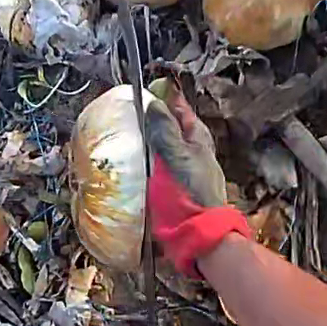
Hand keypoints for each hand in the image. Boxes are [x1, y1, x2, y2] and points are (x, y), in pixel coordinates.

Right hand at [144, 87, 250, 275]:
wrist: (198, 235)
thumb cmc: (189, 194)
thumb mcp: (175, 157)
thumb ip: (165, 131)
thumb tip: (153, 104)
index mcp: (197, 139)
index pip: (181, 110)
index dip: (166, 98)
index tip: (147, 90)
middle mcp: (194, 152)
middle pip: (173, 129)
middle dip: (155, 120)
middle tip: (132, 111)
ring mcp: (185, 172)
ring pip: (165, 149)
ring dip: (149, 142)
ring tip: (128, 135)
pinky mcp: (175, 189)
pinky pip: (158, 169)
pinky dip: (147, 163)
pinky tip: (134, 166)